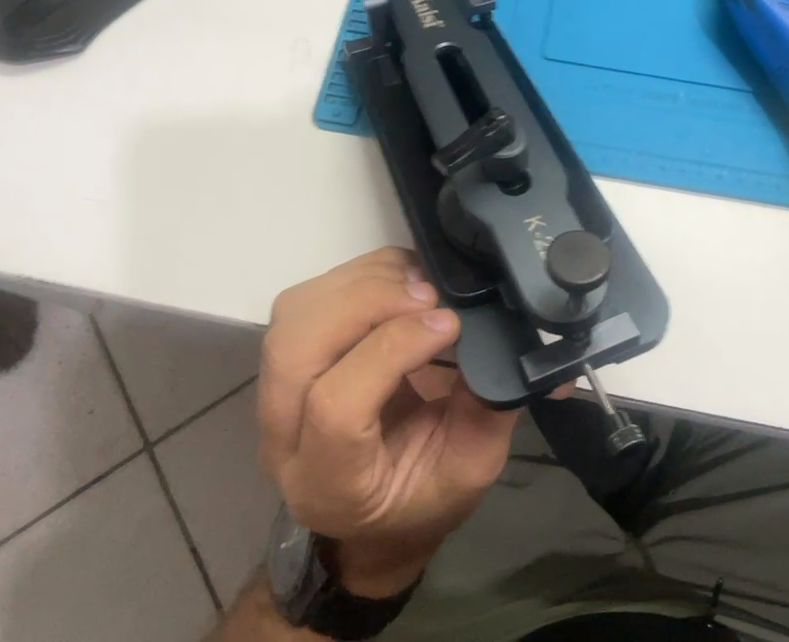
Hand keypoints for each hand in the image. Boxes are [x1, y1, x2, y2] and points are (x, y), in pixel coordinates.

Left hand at [257, 247, 516, 597]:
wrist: (377, 512)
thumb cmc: (424, 495)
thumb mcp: (471, 466)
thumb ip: (487, 408)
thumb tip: (514, 339)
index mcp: (330, 482)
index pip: (335, 407)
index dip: (392, 350)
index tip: (449, 324)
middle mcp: (285, 437)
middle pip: (295, 350)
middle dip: (365, 303)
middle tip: (428, 295)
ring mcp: (275, 393)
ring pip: (293, 315)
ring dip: (360, 283)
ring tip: (419, 285)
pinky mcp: (287, 356)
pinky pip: (307, 297)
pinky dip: (357, 276)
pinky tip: (400, 281)